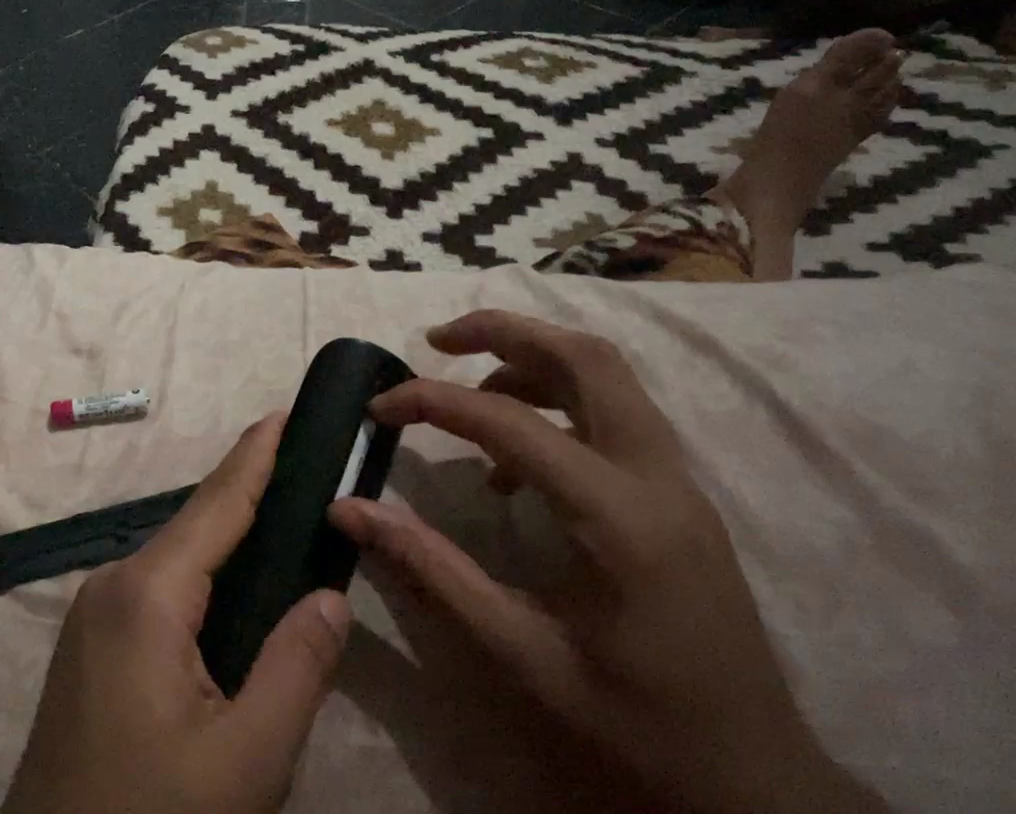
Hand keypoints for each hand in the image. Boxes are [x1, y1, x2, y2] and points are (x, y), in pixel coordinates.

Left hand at [3, 413, 350, 813]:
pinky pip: (156, 593)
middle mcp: (111, 586)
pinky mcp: (89, 646)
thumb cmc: (153, 812)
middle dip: (251, 496)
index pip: (215, 506)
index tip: (286, 412)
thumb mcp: (246, 757)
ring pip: (175, 562)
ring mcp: (92, 615)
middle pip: (195, 528)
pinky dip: (202, 580)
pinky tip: (236, 593)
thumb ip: (296, 668)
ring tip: (288, 525)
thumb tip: (330, 595)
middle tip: (311, 472)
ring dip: (229, 543)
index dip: (255, 456)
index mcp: (146, 595)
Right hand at [329, 310, 888, 813]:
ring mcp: (679, 485)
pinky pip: (615, 418)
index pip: (510, 422)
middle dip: (504, 332)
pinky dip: (556, 407)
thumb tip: (349, 510)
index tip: (376, 410)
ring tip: (464, 396)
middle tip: (434, 341)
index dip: (431, 402)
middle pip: (588, 359)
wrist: (752, 778)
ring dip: (531, 364)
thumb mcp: (516, 652)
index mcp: (619, 518)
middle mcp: (659, 480)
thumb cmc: (630, 721)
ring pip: (609, 380)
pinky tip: (511, 467)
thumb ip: (430, 569)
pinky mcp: (679, 500)